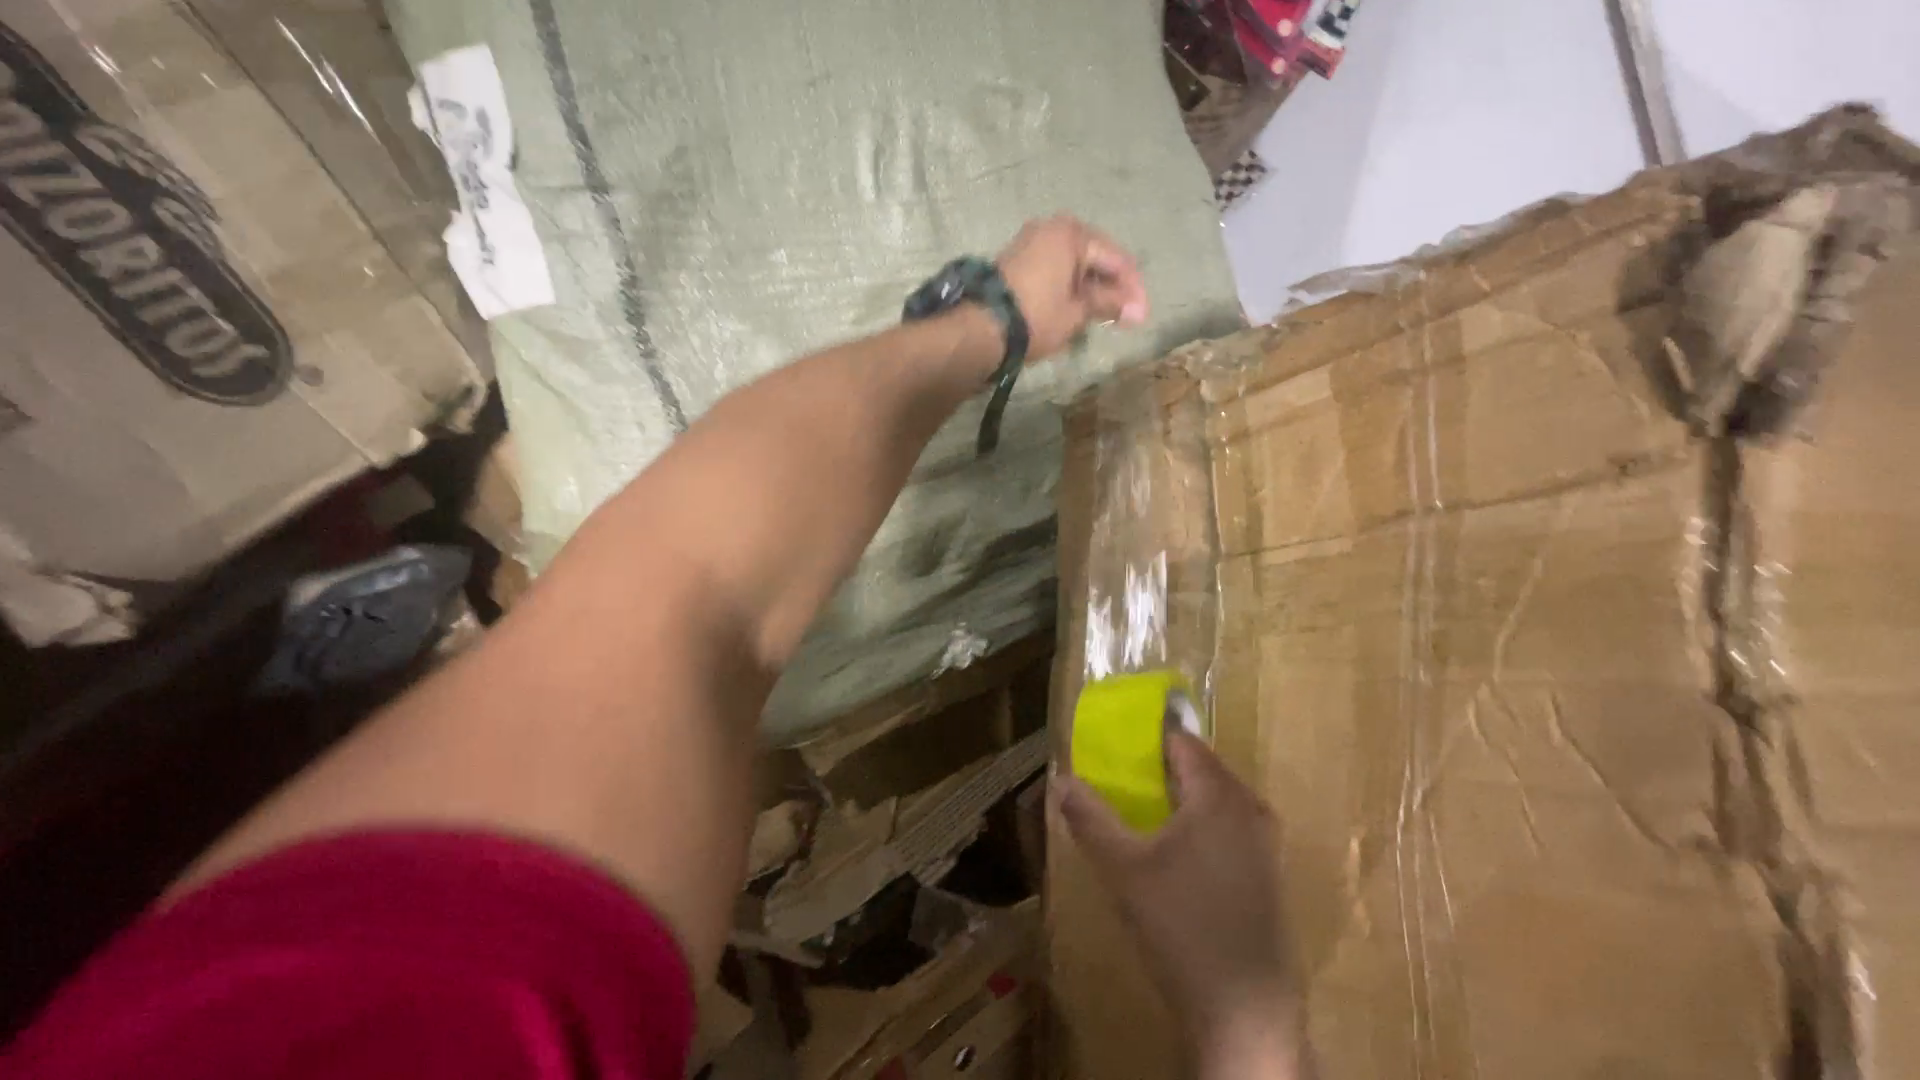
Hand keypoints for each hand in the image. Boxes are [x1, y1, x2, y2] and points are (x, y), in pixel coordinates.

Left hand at [996, 215, 1148, 359]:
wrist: (981, 327)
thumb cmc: (1037, 316)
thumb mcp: (1077, 311)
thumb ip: (1108, 303)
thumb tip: (1135, 309)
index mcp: (1072, 233)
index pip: (1117, 259)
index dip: (1133, 289)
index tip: (1141, 317)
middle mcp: (1051, 228)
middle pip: (1095, 257)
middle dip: (1113, 287)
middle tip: (1127, 317)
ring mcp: (1031, 241)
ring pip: (1074, 264)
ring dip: (1091, 288)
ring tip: (1104, 316)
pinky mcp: (1016, 260)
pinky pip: (1055, 269)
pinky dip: (1070, 286)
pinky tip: (1078, 306)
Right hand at [1056, 731, 1304, 1069]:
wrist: (1244, 1009)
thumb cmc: (1180, 925)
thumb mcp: (1122, 869)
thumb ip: (1090, 819)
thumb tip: (1060, 780)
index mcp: (1220, 795)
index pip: (1184, 742)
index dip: (1148, 737)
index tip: (1116, 745)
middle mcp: (1252, 810)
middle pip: (1203, 771)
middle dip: (1163, 770)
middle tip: (1122, 782)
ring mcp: (1267, 846)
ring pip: (1218, 803)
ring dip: (1182, 802)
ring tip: (1142, 817)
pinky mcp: (1270, 878)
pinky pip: (1231, 831)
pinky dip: (1201, 829)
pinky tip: (1176, 859)